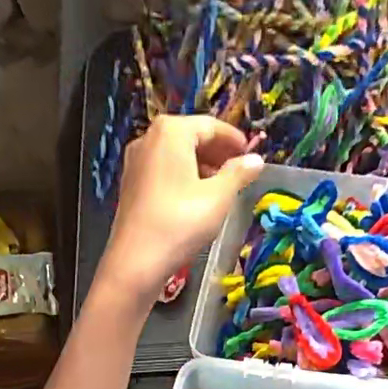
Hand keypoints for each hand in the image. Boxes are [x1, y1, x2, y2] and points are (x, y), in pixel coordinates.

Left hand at [100, 115, 263, 299]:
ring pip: (176, 156)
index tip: (252, 154)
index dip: (234, 139)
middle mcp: (149, 138)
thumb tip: (256, 160)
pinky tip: (196, 200)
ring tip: (222, 188)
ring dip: (201, 167)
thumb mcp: (218, 198)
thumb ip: (239, 174)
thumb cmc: (180, 223)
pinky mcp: (131, 186)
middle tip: (240, 171)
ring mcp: (136, 163)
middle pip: (191, 138)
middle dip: (217, 153)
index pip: (210, 126)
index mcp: (171, 131)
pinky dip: (183, 179)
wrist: (136, 262)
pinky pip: (163, 172)